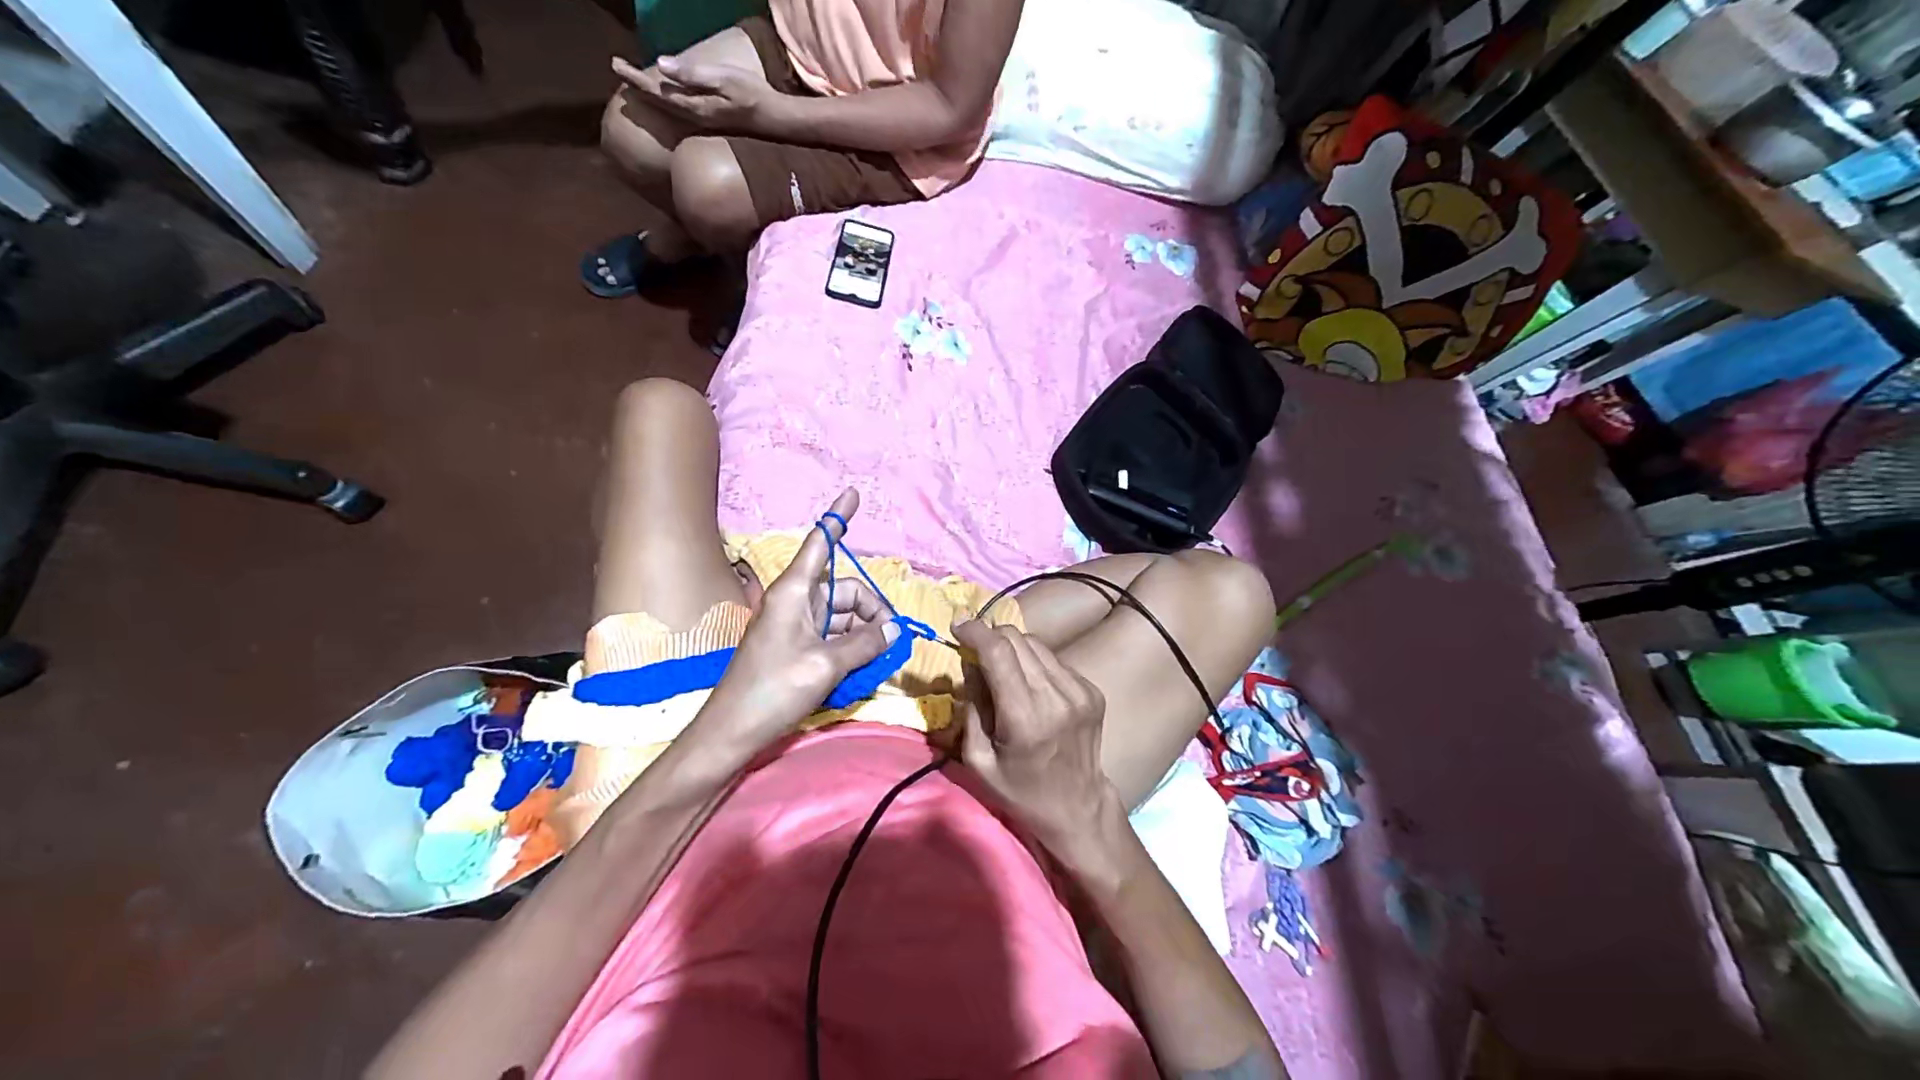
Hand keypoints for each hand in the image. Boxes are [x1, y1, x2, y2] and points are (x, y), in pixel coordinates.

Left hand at [613, 55, 769, 132]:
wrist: (774, 119)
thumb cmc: (752, 94)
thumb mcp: (723, 78)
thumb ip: (693, 74)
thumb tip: (662, 65)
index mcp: (693, 105)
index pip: (656, 91)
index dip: (635, 77)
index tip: (615, 64)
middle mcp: (693, 116)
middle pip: (658, 102)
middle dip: (638, 86)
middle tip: (618, 70)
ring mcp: (702, 121)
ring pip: (667, 108)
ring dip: (650, 95)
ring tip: (636, 84)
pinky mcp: (709, 120)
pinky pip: (679, 110)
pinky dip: (666, 102)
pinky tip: (664, 97)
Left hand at [701, 488, 896, 744]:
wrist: (733, 730)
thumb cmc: (774, 689)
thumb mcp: (826, 665)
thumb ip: (864, 643)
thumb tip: (893, 630)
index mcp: (795, 591)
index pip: (821, 543)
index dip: (838, 517)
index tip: (854, 492)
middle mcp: (796, 601)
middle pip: (845, 590)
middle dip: (872, 609)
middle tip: (891, 639)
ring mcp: (795, 626)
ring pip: (843, 616)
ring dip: (865, 632)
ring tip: (881, 657)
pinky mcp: (796, 648)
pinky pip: (833, 636)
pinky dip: (852, 646)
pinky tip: (866, 665)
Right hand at [954, 620, 1123, 855]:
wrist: (1078, 808)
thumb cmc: (1020, 791)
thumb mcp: (978, 760)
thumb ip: (971, 708)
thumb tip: (970, 663)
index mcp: (1024, 717)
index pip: (998, 652)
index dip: (975, 631)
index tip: (957, 626)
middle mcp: (1056, 696)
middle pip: (1017, 639)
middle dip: (990, 638)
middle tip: (975, 653)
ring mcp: (1079, 691)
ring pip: (1037, 644)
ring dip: (1013, 649)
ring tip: (1003, 672)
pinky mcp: (1092, 691)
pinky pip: (1054, 660)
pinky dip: (1035, 665)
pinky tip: (1030, 688)